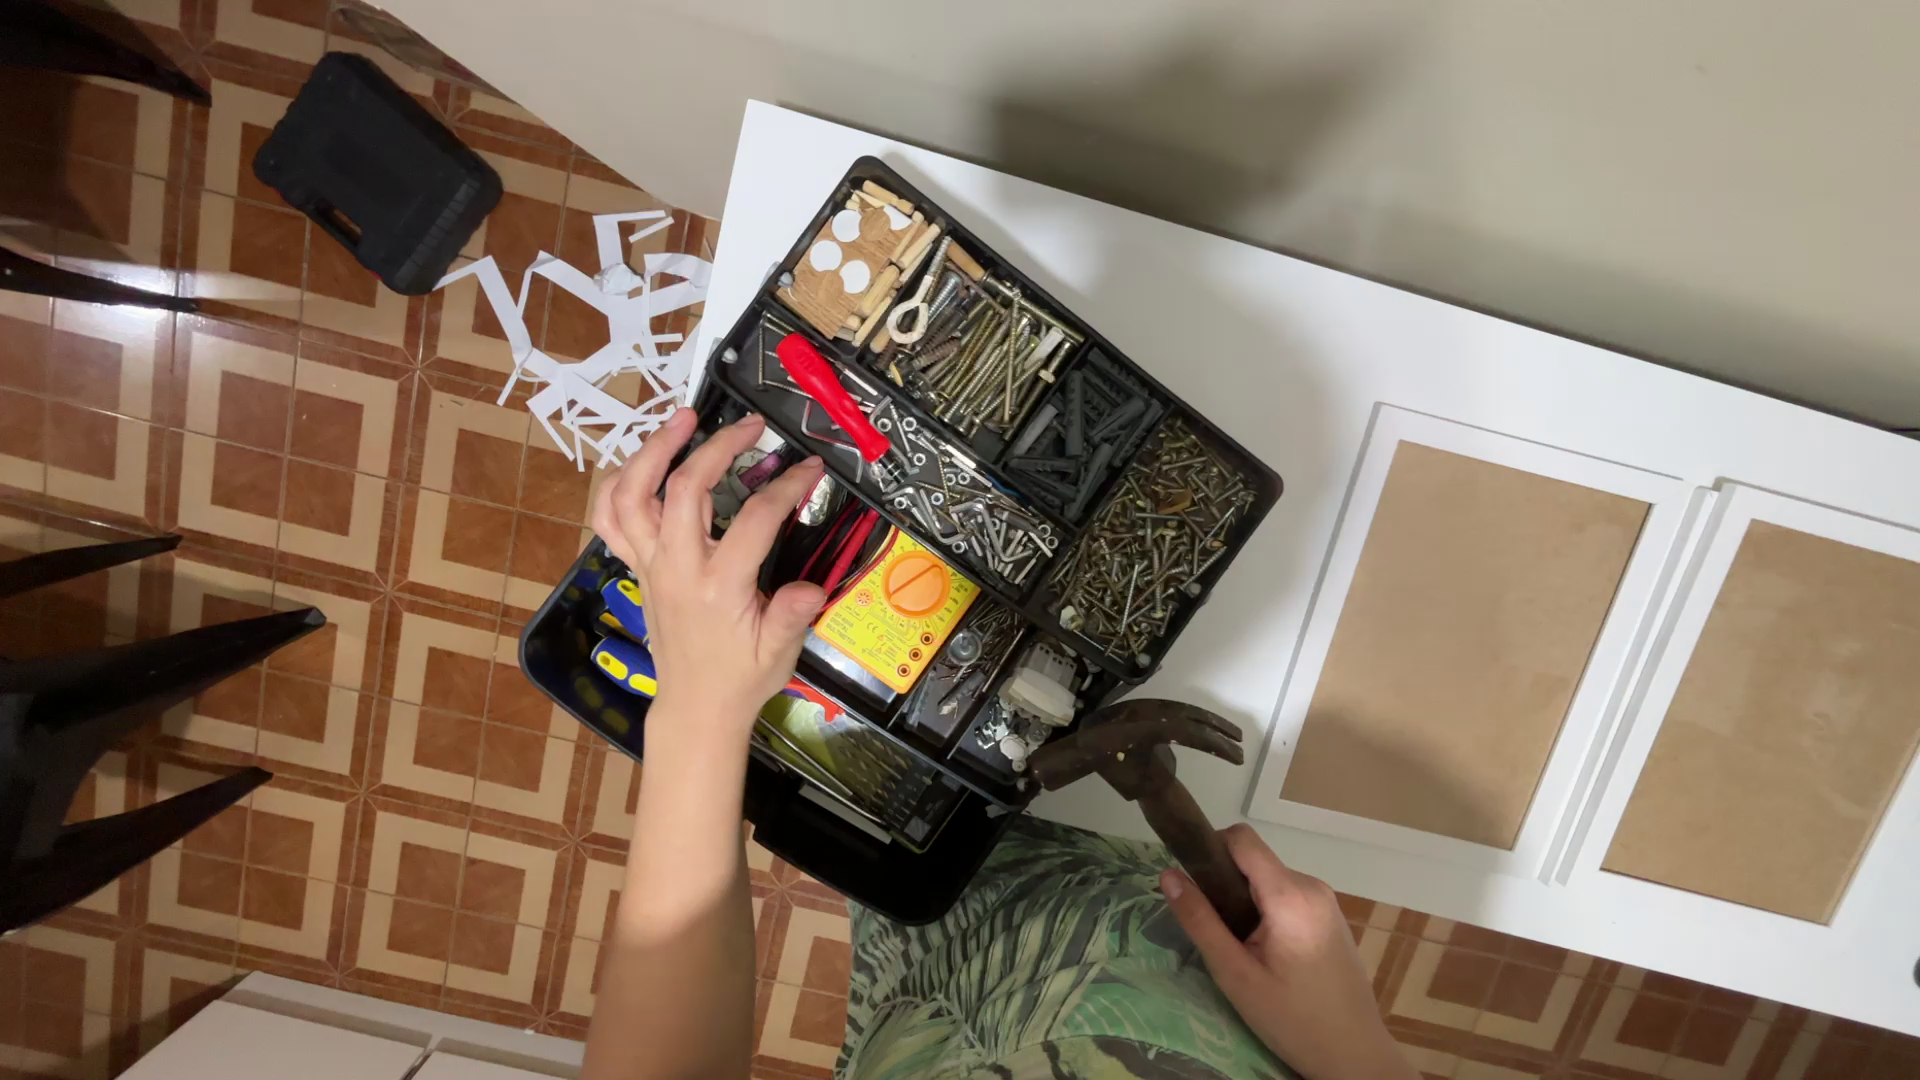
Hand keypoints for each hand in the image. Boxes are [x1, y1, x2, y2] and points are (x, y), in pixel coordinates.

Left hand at [590, 409, 826, 741]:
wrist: (696, 706)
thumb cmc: (742, 678)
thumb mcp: (779, 653)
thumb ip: (792, 616)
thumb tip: (812, 587)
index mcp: (718, 586)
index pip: (755, 519)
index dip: (787, 486)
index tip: (810, 467)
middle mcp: (677, 568)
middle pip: (684, 490)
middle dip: (717, 448)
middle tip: (749, 424)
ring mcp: (650, 565)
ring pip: (632, 496)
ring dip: (654, 450)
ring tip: (683, 419)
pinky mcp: (639, 567)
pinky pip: (611, 519)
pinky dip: (619, 484)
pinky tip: (642, 463)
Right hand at [1161, 825, 1416, 1079]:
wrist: (1358, 1061)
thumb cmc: (1293, 1020)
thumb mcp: (1235, 975)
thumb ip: (1200, 920)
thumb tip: (1167, 873)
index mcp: (1290, 894)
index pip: (1241, 838)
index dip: (1211, 848)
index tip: (1195, 883)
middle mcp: (1312, 886)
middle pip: (1253, 859)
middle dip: (1227, 883)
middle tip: (1218, 929)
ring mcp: (1326, 900)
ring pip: (1268, 877)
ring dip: (1246, 898)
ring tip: (1243, 946)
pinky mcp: (1331, 915)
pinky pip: (1287, 892)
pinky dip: (1268, 908)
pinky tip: (1270, 952)